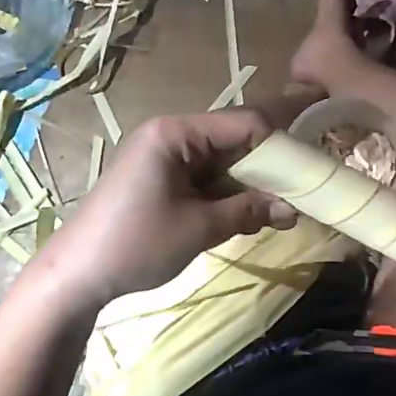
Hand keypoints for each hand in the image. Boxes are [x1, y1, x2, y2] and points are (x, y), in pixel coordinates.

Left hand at [32, 110, 296, 309]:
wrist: (78, 273)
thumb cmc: (137, 243)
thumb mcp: (199, 227)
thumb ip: (247, 210)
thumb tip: (293, 208)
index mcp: (174, 132)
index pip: (243, 123)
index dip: (282, 141)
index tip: (317, 162)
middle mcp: (168, 136)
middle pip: (232, 139)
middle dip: (269, 164)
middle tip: (310, 183)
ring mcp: (160, 159)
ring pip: (219, 162)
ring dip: (249, 183)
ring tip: (287, 206)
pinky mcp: (157, 181)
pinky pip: (202, 179)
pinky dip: (226, 194)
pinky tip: (252, 214)